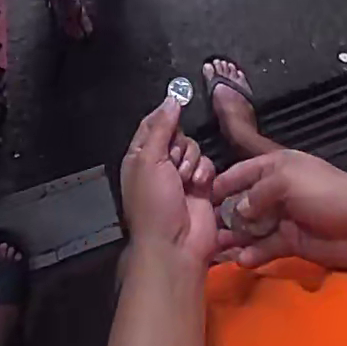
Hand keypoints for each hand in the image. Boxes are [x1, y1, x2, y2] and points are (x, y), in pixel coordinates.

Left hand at [120, 98, 216, 265]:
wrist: (176, 245)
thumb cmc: (154, 204)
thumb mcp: (149, 160)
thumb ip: (161, 128)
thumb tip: (171, 100)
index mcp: (140, 156)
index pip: (152, 124)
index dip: (164, 116)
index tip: (176, 105)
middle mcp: (159, 163)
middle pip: (176, 134)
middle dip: (179, 145)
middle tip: (173, 163)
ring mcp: (181, 175)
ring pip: (193, 147)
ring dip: (191, 161)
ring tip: (185, 181)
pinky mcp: (201, 185)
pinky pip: (207, 164)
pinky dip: (204, 173)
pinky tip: (199, 187)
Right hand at [212, 150, 346, 269]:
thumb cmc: (323, 191)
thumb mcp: (285, 180)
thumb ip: (256, 192)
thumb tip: (239, 210)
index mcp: (275, 166)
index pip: (242, 171)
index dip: (223, 181)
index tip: (202, 194)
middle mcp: (276, 190)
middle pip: (244, 200)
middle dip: (226, 212)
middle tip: (204, 227)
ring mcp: (283, 217)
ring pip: (253, 226)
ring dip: (236, 236)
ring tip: (217, 247)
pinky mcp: (291, 242)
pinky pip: (266, 246)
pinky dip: (254, 253)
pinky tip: (241, 260)